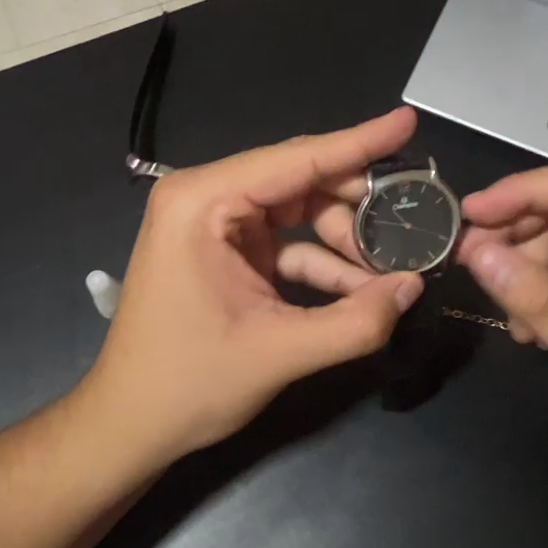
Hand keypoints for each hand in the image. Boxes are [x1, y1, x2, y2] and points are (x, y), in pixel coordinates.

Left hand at [78, 108, 425, 461]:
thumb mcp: (278, 353)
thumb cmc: (186, 384)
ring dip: (346, 239)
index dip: (359, 143)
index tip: (408, 122)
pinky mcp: (227, 253)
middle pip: (300, 180)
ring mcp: (216, 225)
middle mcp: (206, 198)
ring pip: (300, 211)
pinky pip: (289, 243)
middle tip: (417, 212)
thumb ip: (355, 322)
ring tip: (393, 266)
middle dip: (358, 202)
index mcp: (202, 201)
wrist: (130, 426)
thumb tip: (414, 287)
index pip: (296, 159)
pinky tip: (363, 290)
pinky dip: (325, 264)